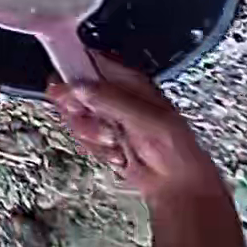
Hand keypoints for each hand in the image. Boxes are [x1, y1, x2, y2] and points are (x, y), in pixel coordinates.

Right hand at [48, 51, 225, 204]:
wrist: (178, 187)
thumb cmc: (176, 151)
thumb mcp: (148, 119)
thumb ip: (112, 100)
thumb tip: (80, 87)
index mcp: (126, 79)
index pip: (88, 60)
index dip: (72, 69)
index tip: (67, 88)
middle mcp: (111, 94)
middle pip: (73, 88)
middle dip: (78, 107)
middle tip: (88, 118)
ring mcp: (104, 116)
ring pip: (74, 115)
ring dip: (90, 133)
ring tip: (113, 142)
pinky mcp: (99, 137)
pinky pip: (81, 136)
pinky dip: (95, 148)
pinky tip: (115, 154)